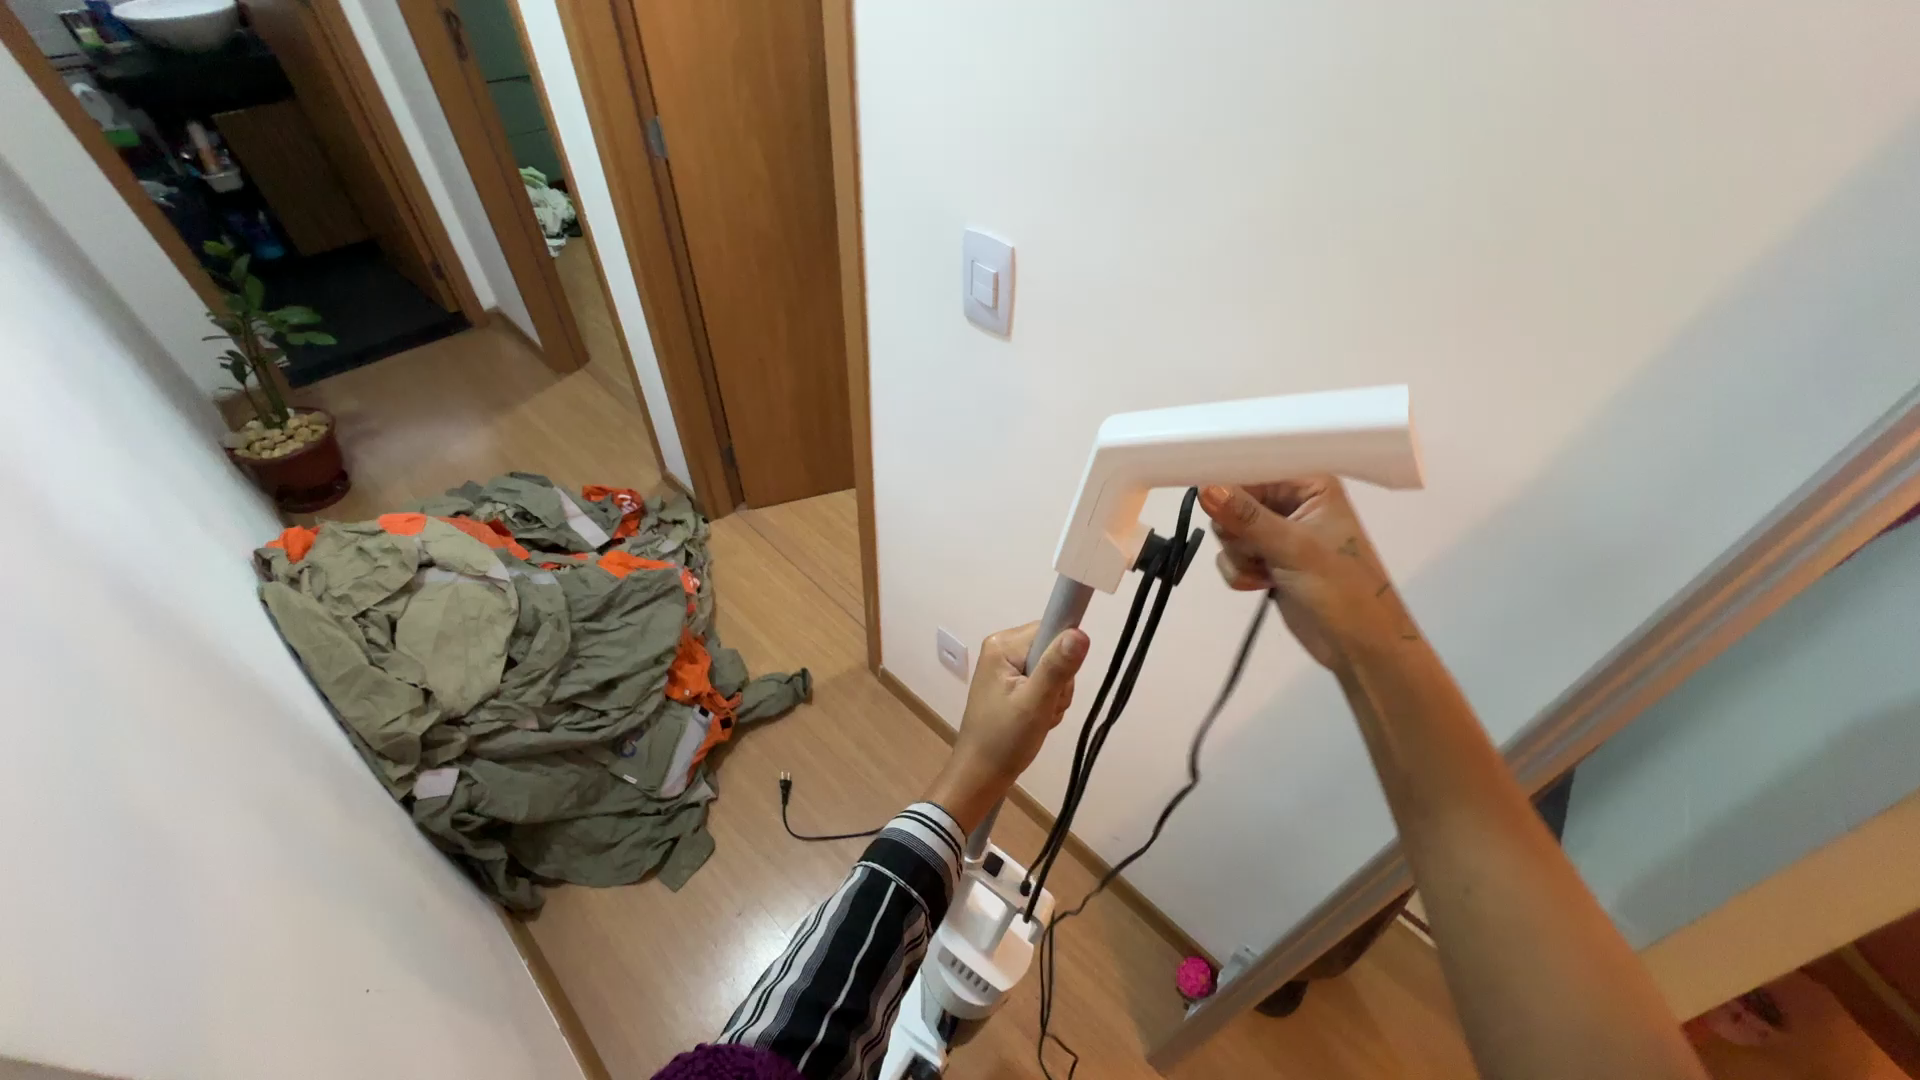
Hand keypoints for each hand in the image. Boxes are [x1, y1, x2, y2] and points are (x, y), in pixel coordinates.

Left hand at [924, 623, 1088, 831]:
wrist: (981, 775)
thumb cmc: (1004, 740)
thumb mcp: (1035, 704)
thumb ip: (1057, 668)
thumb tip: (1080, 632)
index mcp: (1002, 644)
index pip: (1051, 629)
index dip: (1063, 656)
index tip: (1058, 683)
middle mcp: (1002, 648)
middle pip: (1054, 649)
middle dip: (1060, 682)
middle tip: (1045, 708)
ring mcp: (1006, 667)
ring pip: (1054, 670)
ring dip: (1055, 697)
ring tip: (1039, 718)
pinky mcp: (1011, 684)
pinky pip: (1045, 683)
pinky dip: (1048, 704)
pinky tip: (1037, 720)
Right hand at [1198, 479, 1419, 671]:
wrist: (1360, 647)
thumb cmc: (1341, 590)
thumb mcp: (1293, 548)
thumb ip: (1245, 517)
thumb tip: (1204, 488)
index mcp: (1310, 486)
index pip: (1254, 469)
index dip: (1228, 483)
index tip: (1206, 498)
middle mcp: (1293, 503)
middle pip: (1233, 500)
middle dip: (1236, 530)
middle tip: (1256, 549)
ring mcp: (1279, 534)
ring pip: (1228, 531)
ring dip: (1239, 556)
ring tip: (1266, 572)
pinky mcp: (1268, 560)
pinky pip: (1232, 556)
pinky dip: (1240, 572)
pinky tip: (1262, 585)